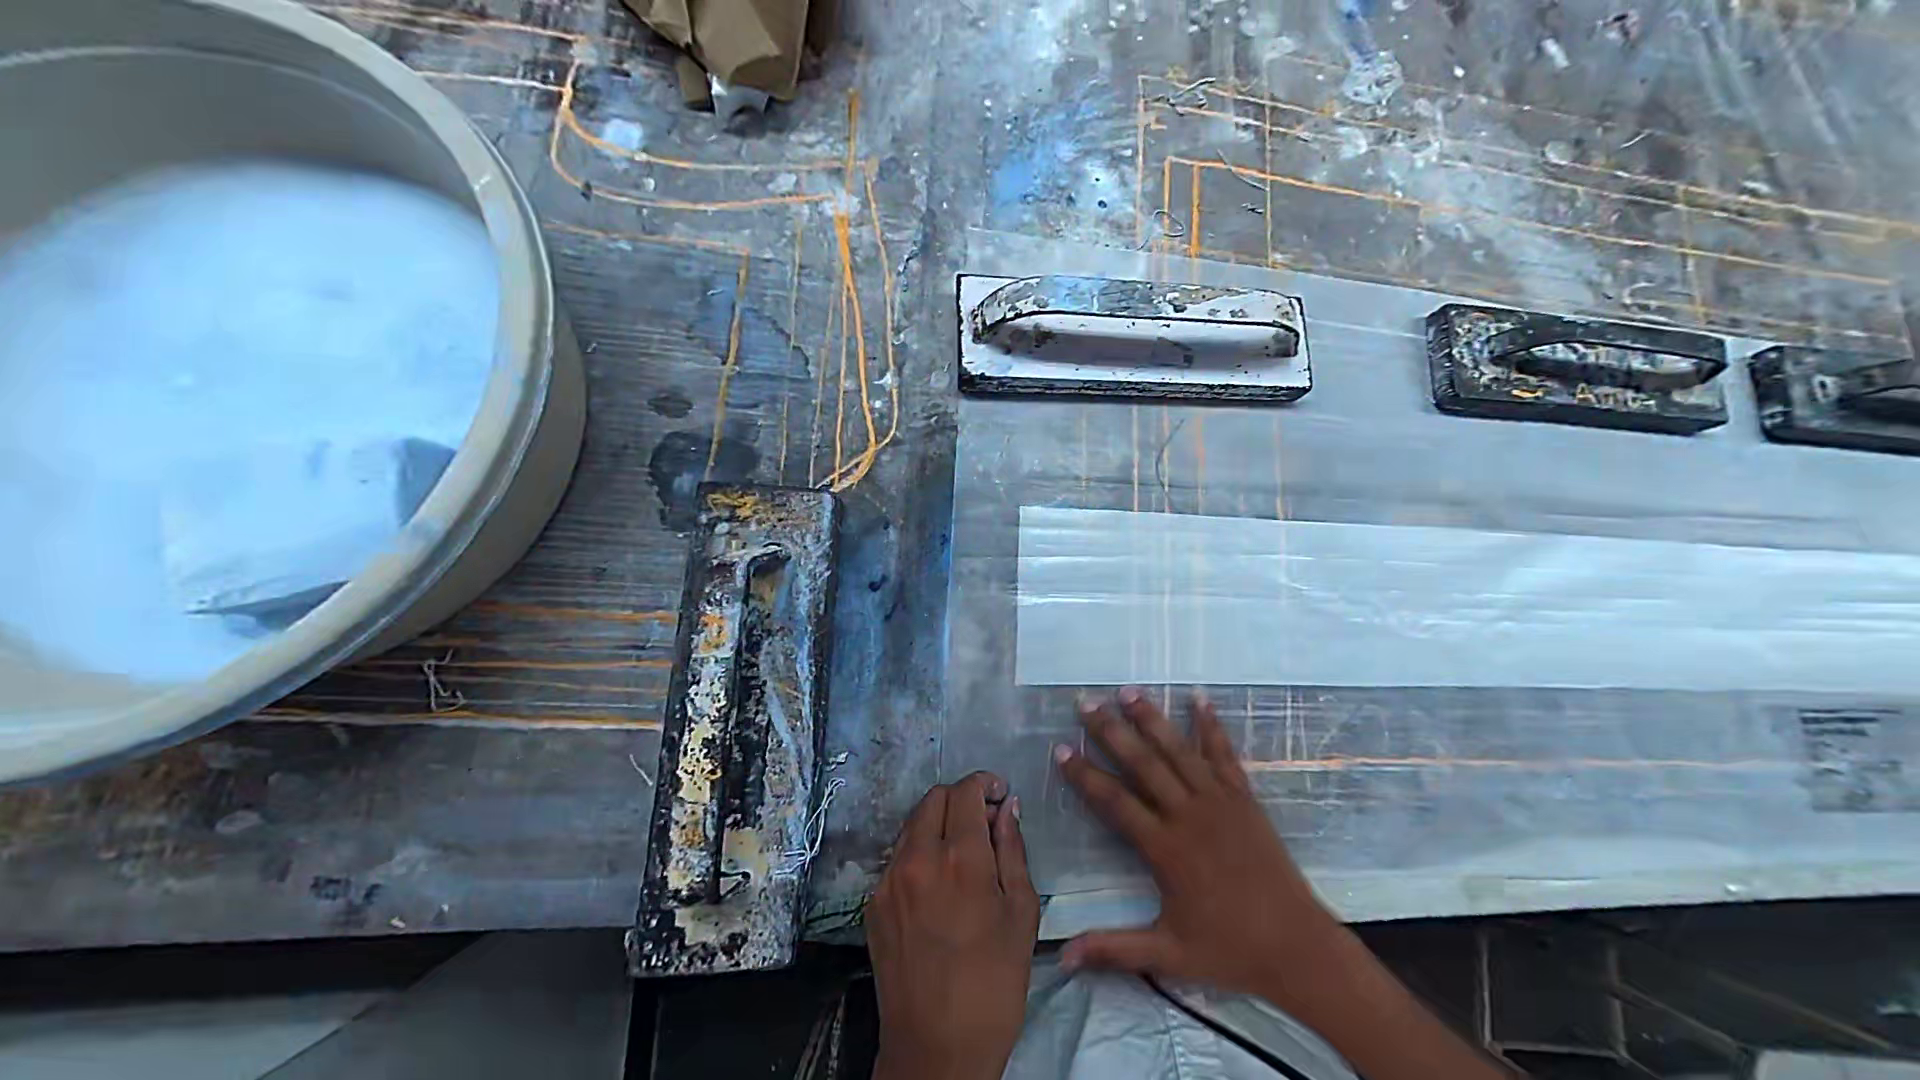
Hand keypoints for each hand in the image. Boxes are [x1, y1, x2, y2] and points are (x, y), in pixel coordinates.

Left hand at [868, 771, 1039, 1079]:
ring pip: (912, 824)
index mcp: (961, 858)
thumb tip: (1008, 808)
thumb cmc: (994, 984)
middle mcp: (918, 857)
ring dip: (938, 823)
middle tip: (983, 822)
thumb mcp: (1022, 914)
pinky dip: (919, 853)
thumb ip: (1013, 850)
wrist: (936, 1048)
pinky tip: (937, 885)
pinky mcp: (872, 902)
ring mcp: (889, 879)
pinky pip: (897, 858)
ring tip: (961, 852)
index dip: (985, 783)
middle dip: (961, 798)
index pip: (966, 791)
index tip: (1000, 794)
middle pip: (934, 798)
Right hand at [1054, 687, 1348, 1008]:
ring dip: (1152, 719)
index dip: (1085, 775)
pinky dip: (1211, 726)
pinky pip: (1224, 756)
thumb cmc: (1229, 949)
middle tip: (1085, 703)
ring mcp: (1220, 803)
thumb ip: (1114, 949)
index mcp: (1166, 850)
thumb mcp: (1167, 953)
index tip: (1060, 749)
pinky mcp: (1245, 800)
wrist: (1299, 948)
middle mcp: (1189, 816)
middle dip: (1111, 732)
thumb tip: (1063, 960)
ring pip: (1178, 752)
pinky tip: (1198, 699)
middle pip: (1143, 764)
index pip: (1115, 802)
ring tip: (1128, 691)